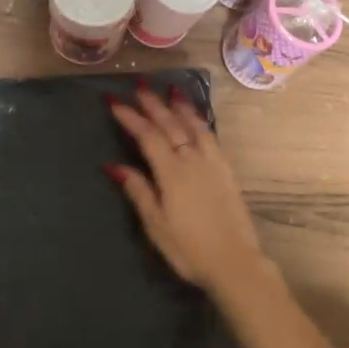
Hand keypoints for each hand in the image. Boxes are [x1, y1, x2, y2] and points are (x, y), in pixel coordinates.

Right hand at [105, 83, 275, 296]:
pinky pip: (210, 136)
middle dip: (153, 104)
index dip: (130, 117)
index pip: (147, 136)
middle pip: (170, 124)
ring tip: (171, 90)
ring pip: (194, 125)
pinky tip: (196, 119)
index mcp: (172, 172)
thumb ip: (138, 191)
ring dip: (180, 107)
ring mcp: (212, 163)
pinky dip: (200, 121)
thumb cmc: (189, 249)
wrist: (235, 262)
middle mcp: (192, 160)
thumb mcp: (156, 225)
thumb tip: (114, 166)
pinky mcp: (226, 170)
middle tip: (139, 85)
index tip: (114, 102)